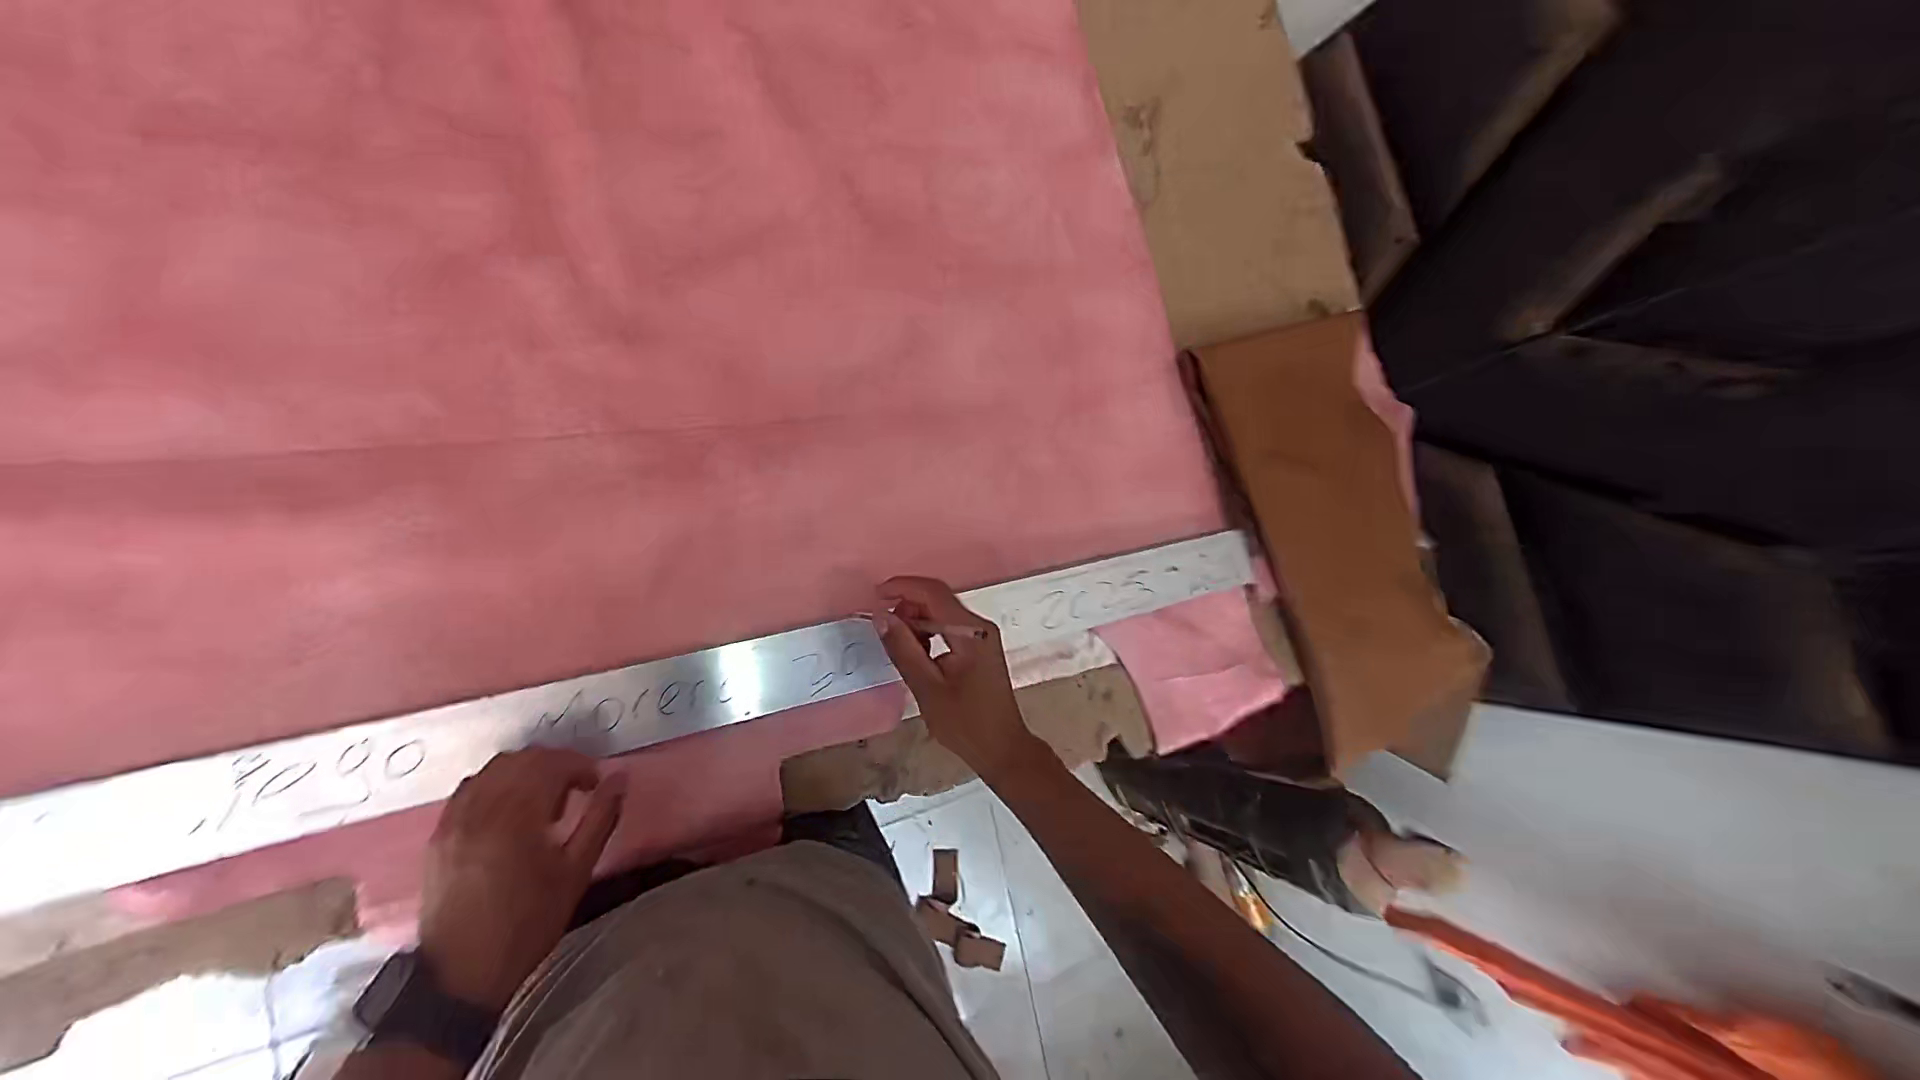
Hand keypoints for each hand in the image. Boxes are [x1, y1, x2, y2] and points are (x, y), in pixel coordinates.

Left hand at [417, 747, 622, 1011]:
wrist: (464, 974)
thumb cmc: (529, 922)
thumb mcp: (577, 871)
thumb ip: (601, 818)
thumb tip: (620, 778)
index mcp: (517, 816)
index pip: (551, 764)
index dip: (580, 766)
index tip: (594, 784)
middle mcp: (481, 809)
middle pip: (522, 759)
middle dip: (555, 765)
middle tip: (574, 790)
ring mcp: (454, 821)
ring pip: (494, 769)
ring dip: (525, 771)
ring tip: (543, 799)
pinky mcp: (439, 835)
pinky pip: (470, 788)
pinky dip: (495, 785)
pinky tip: (509, 810)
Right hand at [873, 576, 1045, 779]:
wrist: (1002, 748)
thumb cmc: (965, 723)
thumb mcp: (927, 687)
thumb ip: (903, 649)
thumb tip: (880, 617)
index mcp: (971, 631)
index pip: (934, 593)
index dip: (903, 587)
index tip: (876, 595)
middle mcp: (980, 626)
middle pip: (939, 600)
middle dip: (908, 606)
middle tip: (884, 628)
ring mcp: (982, 636)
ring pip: (943, 613)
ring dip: (917, 621)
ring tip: (898, 645)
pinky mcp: (979, 648)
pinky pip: (949, 628)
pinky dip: (929, 633)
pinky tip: (917, 654)